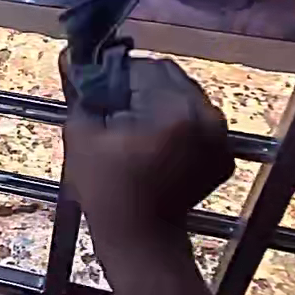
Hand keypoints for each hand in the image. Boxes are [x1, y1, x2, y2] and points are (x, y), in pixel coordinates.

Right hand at [59, 54, 233, 245]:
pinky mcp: (225, 157)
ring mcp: (222, 140)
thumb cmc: (106, 190)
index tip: (105, 94)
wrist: (140, 240)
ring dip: (162, 106)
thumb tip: (70, 54)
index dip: (120, 76)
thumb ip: (81, 91)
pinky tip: (158, 148)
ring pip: (187, 101)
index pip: (147, 68)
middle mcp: (209, 118)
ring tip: (138, 132)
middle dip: (144, 89)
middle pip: (172, 81)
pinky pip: (200, 125)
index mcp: (176, 110)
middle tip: (120, 113)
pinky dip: (180, 128)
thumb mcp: (83, 136)